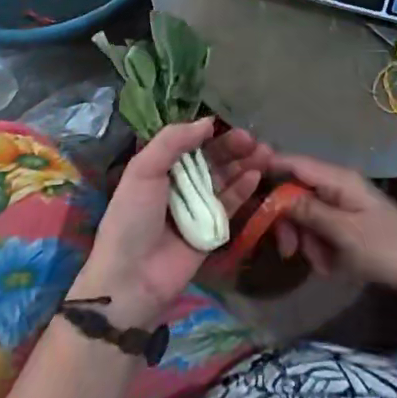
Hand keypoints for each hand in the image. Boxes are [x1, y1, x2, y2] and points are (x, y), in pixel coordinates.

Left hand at [72, 119, 270, 326]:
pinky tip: (255, 175)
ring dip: (243, 164)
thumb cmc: (132, 217)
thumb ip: (172, 141)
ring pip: (224, 178)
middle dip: (232, 147)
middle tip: (252, 139)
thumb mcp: (143, 170)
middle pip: (211, 159)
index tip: (229, 123)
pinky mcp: (212, 228)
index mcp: (158, 167)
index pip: (188, 143)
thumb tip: (207, 121)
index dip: (208, 133)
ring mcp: (196, 206)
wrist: (133, 276)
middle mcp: (179, 183)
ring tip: (264, 152)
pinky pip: (230, 204)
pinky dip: (242, 189)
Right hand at [274, 154, 396, 293]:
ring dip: (306, 240)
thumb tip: (276, 194)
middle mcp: (338, 185)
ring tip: (321, 265)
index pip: (293, 163)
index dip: (268, 169)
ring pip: (306, 214)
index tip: (245, 184)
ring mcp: (343, 203)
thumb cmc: (386, 249)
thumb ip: (308, 211)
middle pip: (296, 192)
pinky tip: (330, 267)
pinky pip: (321, 228)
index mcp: (338, 179)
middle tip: (288, 250)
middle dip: (289, 221)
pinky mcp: (348, 221)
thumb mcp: (343, 232)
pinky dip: (320, 246)